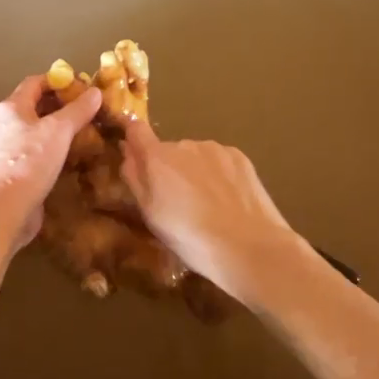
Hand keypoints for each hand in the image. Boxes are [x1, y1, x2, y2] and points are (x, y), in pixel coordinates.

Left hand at [0, 75, 102, 243]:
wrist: (5, 209)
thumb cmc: (31, 162)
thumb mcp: (59, 131)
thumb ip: (78, 110)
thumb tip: (95, 92)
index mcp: (12, 108)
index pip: (35, 82)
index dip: (58, 80)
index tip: (82, 87)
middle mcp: (4, 123)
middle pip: (34, 105)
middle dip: (60, 105)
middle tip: (87, 110)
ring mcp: (5, 148)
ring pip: (34, 129)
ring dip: (56, 128)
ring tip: (83, 132)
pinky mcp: (11, 169)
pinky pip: (34, 150)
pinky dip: (51, 148)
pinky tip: (68, 156)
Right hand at [121, 122, 306, 302]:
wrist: (250, 247)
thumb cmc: (191, 238)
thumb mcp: (151, 216)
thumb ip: (136, 179)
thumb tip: (127, 151)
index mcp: (157, 158)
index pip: (136, 131)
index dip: (132, 139)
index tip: (133, 154)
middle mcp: (184, 144)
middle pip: (167, 151)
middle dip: (167, 170)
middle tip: (177, 203)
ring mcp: (214, 148)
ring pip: (194, 156)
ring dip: (193, 172)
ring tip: (206, 206)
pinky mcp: (239, 157)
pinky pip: (218, 161)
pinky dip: (216, 175)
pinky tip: (226, 201)